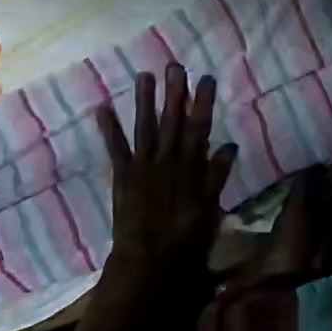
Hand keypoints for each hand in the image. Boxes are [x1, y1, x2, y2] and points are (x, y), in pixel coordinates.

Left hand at [92, 65, 236, 323]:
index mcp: (190, 169)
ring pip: (145, 128)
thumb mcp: (211, 211)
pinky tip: (102, 108)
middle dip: (174, 93)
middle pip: (172, 122)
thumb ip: (217, 177)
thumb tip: (229, 146)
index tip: (206, 79)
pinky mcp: (123, 178)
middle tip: (174, 66)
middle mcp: (166, 163)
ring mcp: (142, 169)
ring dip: (144, 102)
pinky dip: (109, 129)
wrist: (148, 264)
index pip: (200, 129)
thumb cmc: (186, 241)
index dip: (202, 103)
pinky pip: (115, 150)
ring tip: (144, 76)